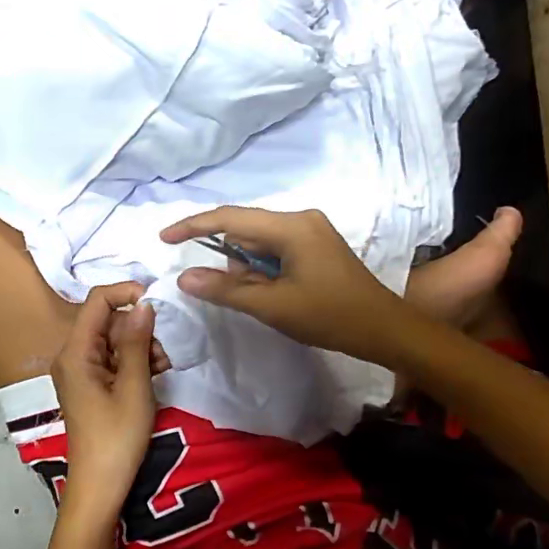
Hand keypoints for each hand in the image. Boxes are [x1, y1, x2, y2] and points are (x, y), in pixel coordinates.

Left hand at [51, 282, 159, 518]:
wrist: (100, 485)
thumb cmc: (117, 437)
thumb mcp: (134, 387)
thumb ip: (137, 342)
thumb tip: (144, 304)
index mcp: (75, 352)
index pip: (97, 301)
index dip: (127, 293)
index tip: (157, 304)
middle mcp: (72, 355)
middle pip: (108, 320)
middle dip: (139, 326)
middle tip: (166, 348)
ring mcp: (81, 370)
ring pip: (114, 339)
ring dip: (142, 345)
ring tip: (165, 365)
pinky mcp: (91, 384)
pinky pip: (113, 359)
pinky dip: (135, 361)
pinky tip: (157, 373)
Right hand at [161, 207, 423, 366]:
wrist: (384, 329)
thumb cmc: (329, 316)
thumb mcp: (272, 306)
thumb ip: (226, 289)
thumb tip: (185, 278)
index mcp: (291, 226)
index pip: (229, 219)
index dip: (193, 226)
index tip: (164, 238)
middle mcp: (300, 219)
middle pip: (245, 230)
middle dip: (231, 261)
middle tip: (236, 294)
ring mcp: (311, 230)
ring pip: (259, 243)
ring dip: (249, 269)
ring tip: (265, 300)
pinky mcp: (316, 245)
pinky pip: (275, 250)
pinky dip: (264, 270)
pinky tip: (274, 294)